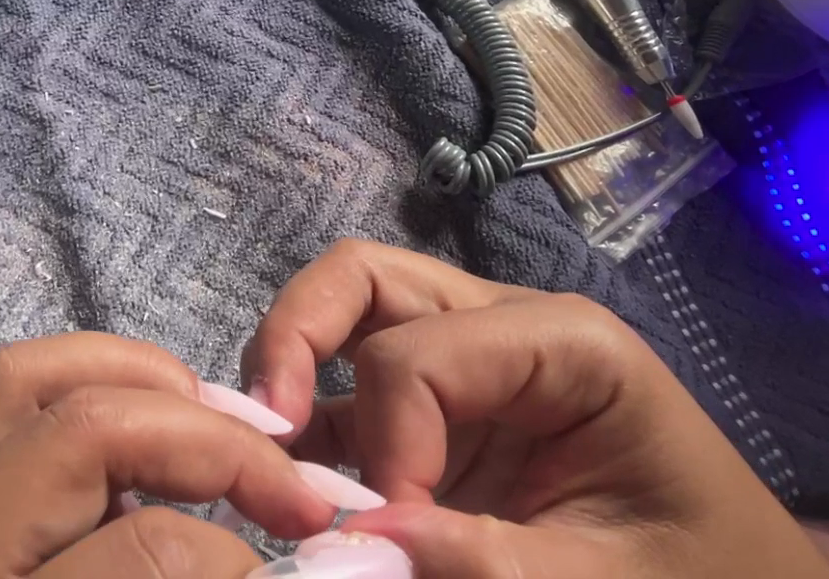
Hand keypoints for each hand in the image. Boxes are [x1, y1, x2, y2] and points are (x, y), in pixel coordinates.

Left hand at [0, 333, 345, 577]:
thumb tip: (307, 569)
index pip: (139, 557)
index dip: (230, 558)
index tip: (302, 563)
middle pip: (78, 436)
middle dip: (207, 442)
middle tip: (288, 484)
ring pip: (20, 381)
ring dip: (138, 376)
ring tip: (217, 416)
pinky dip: (83, 377)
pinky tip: (143, 411)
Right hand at [240, 239, 828, 576]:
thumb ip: (486, 565)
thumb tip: (353, 544)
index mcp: (563, 341)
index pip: (419, 354)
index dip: (383, 443)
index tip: (383, 533)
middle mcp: (501, 323)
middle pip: (364, 278)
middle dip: (297, 335)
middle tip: (264, 420)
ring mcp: (465, 358)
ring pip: (347, 310)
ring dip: (292, 364)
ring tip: (267, 442)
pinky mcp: (442, 405)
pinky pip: (353, 383)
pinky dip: (310, 418)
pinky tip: (290, 469)